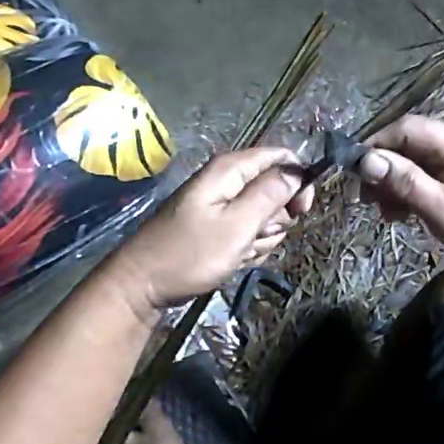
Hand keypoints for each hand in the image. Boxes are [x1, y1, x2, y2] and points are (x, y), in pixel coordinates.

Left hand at [111, 147, 313, 307]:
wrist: (142, 285)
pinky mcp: (218, 224)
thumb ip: (270, 194)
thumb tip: (298, 172)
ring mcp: (222, 203)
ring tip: (239, 251)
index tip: (302, 210)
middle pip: (276, 188)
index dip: (298, 180)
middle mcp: (227, 180)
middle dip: (276, 217)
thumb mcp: (237, 225)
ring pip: (266, 213)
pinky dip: (248, 245)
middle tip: (257, 236)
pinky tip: (233, 257)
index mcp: (230, 170)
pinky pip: (249, 229)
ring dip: (262, 236)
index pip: (282, 157)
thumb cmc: (189, 254)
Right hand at [357, 115, 443, 264]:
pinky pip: (417, 171)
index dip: (376, 146)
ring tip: (382, 210)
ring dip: (389, 182)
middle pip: (405, 142)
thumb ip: (406, 183)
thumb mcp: (443, 209)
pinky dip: (402, 189)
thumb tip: (365, 161)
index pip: (407, 129)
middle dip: (381, 168)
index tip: (353, 172)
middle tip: (364, 198)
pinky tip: (397, 212)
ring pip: (407, 158)